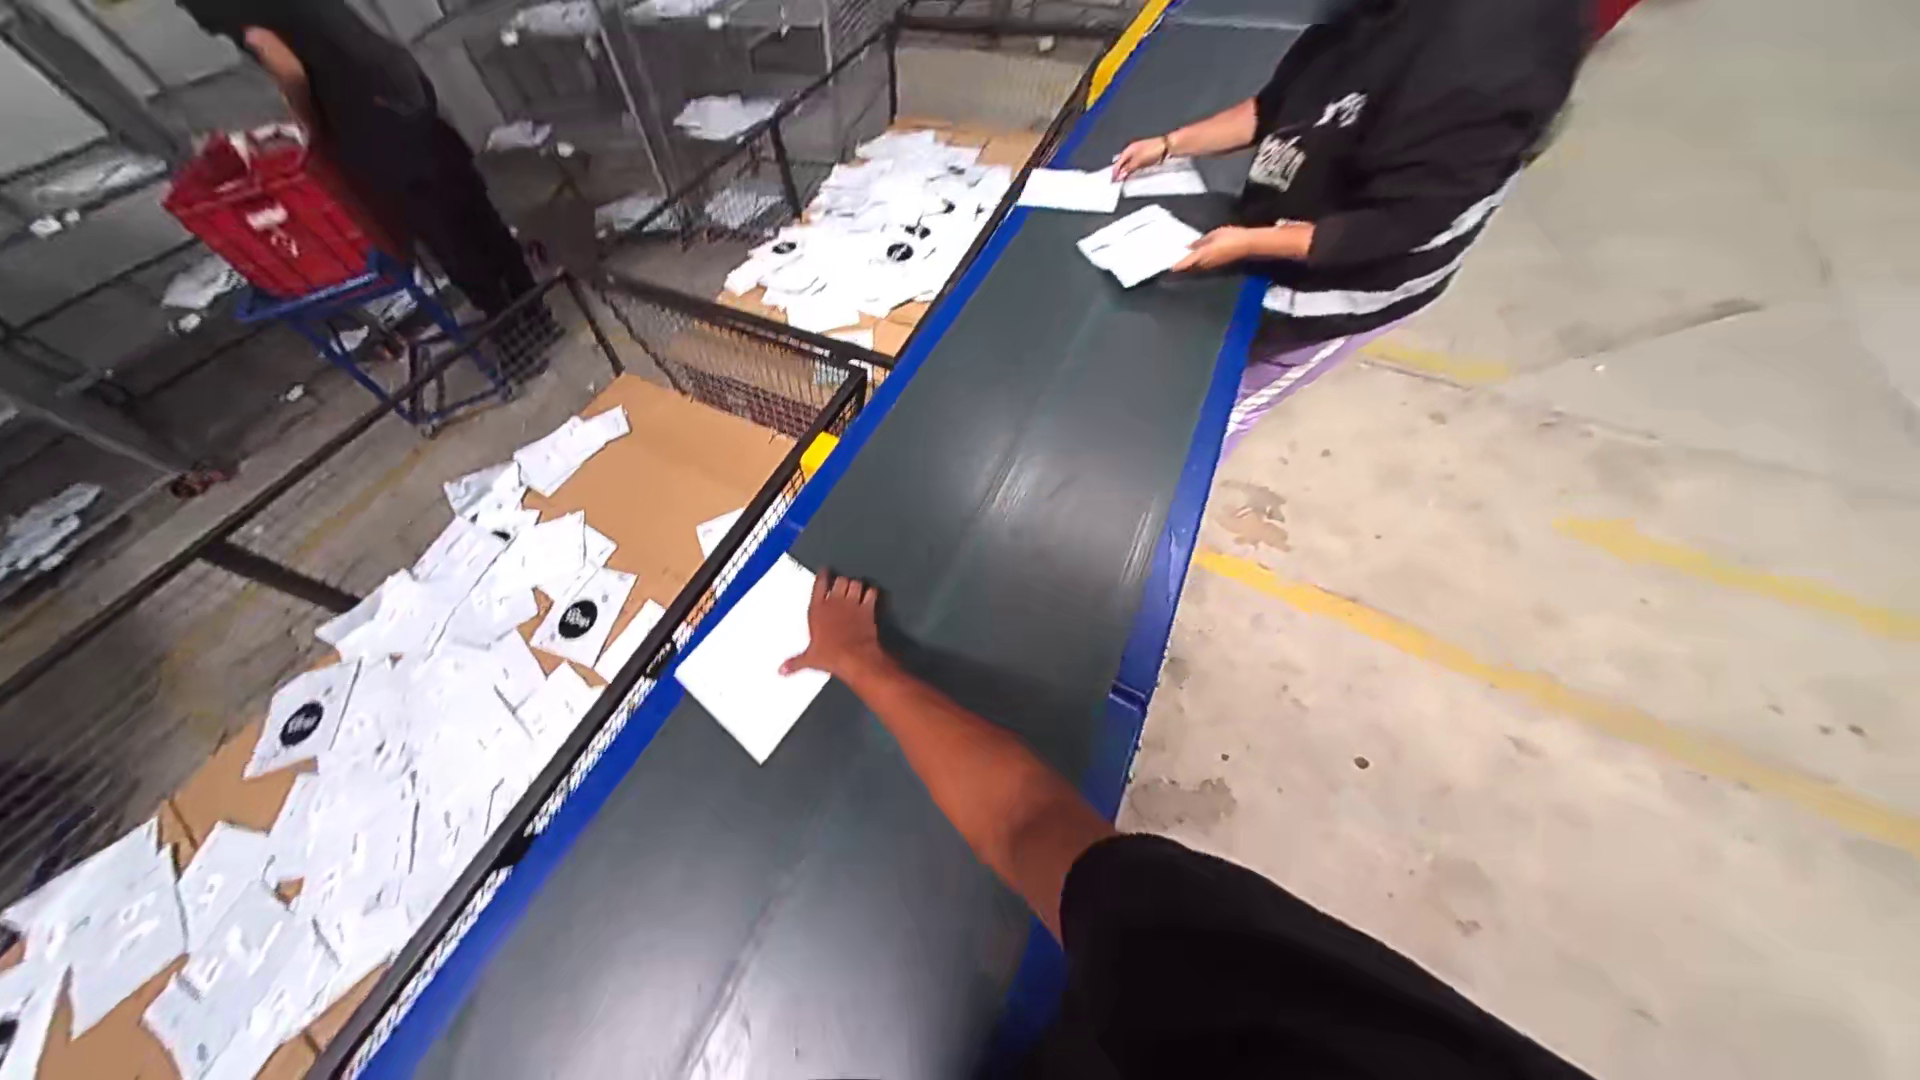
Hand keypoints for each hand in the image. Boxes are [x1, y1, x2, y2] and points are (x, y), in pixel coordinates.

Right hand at [782, 569, 888, 679]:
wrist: (855, 657)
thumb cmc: (831, 655)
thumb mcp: (810, 659)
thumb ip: (795, 662)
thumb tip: (782, 670)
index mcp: (818, 609)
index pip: (819, 584)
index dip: (823, 575)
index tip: (825, 571)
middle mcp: (835, 602)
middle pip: (840, 580)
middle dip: (842, 583)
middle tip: (842, 588)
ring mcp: (853, 603)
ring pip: (856, 583)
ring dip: (857, 586)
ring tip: (856, 591)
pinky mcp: (868, 608)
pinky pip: (872, 592)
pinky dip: (872, 593)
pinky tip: (871, 596)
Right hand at [1110, 136, 1168, 179]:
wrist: (1165, 146)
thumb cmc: (1150, 151)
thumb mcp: (1137, 161)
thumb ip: (1127, 169)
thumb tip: (1119, 177)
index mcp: (1128, 150)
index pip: (1118, 163)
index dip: (1115, 173)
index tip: (1112, 183)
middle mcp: (1130, 151)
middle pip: (1121, 164)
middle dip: (1118, 173)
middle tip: (1116, 183)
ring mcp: (1136, 154)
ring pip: (1127, 165)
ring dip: (1124, 173)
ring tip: (1122, 181)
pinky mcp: (1142, 157)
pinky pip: (1133, 165)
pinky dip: (1130, 171)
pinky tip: (1130, 175)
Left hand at [1171, 226, 1258, 271]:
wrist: (1247, 245)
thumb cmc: (1231, 236)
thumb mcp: (1214, 234)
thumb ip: (1200, 241)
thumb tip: (1189, 246)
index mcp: (1202, 254)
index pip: (1186, 262)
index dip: (1177, 265)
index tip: (1169, 266)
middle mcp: (1204, 263)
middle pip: (1189, 268)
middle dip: (1181, 266)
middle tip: (1172, 262)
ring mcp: (1210, 266)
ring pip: (1195, 268)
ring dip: (1188, 266)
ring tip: (1181, 260)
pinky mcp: (1215, 266)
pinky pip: (1201, 266)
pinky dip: (1195, 264)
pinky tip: (1194, 259)